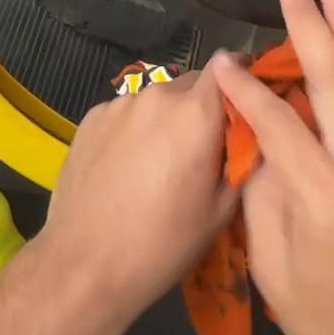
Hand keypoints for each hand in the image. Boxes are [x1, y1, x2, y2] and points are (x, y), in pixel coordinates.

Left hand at [39, 69, 237, 329]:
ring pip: (156, 101)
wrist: (84, 265)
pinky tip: (123, 168)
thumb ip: (242, 159)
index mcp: (196, 114)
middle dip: (199, 110)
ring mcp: (120, 103)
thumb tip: (249, 132)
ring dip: (164, 120)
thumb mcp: (221, 211)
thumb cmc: (162, 243)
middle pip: (190, 85)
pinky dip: (132, 130)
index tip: (238, 105)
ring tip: (155, 165)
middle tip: (197, 152)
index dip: (235, 81)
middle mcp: (158, 96)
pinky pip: (125, 113)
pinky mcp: (91, 116)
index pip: (226, 68)